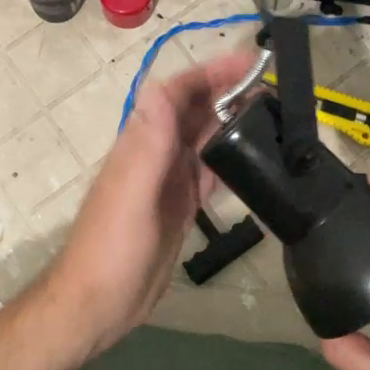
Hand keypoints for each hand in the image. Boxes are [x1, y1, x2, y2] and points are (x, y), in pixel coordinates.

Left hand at [42, 49, 260, 351]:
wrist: (97, 306)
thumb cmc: (111, 251)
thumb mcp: (131, 194)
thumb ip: (147, 143)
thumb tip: (160, 86)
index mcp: (140, 145)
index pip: (175, 95)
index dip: (208, 75)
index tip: (248, 63)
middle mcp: (153, 157)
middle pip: (192, 114)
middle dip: (226, 94)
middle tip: (272, 88)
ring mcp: (166, 184)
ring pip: (201, 142)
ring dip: (230, 125)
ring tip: (271, 117)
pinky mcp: (178, 210)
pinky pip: (205, 176)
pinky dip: (226, 163)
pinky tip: (249, 162)